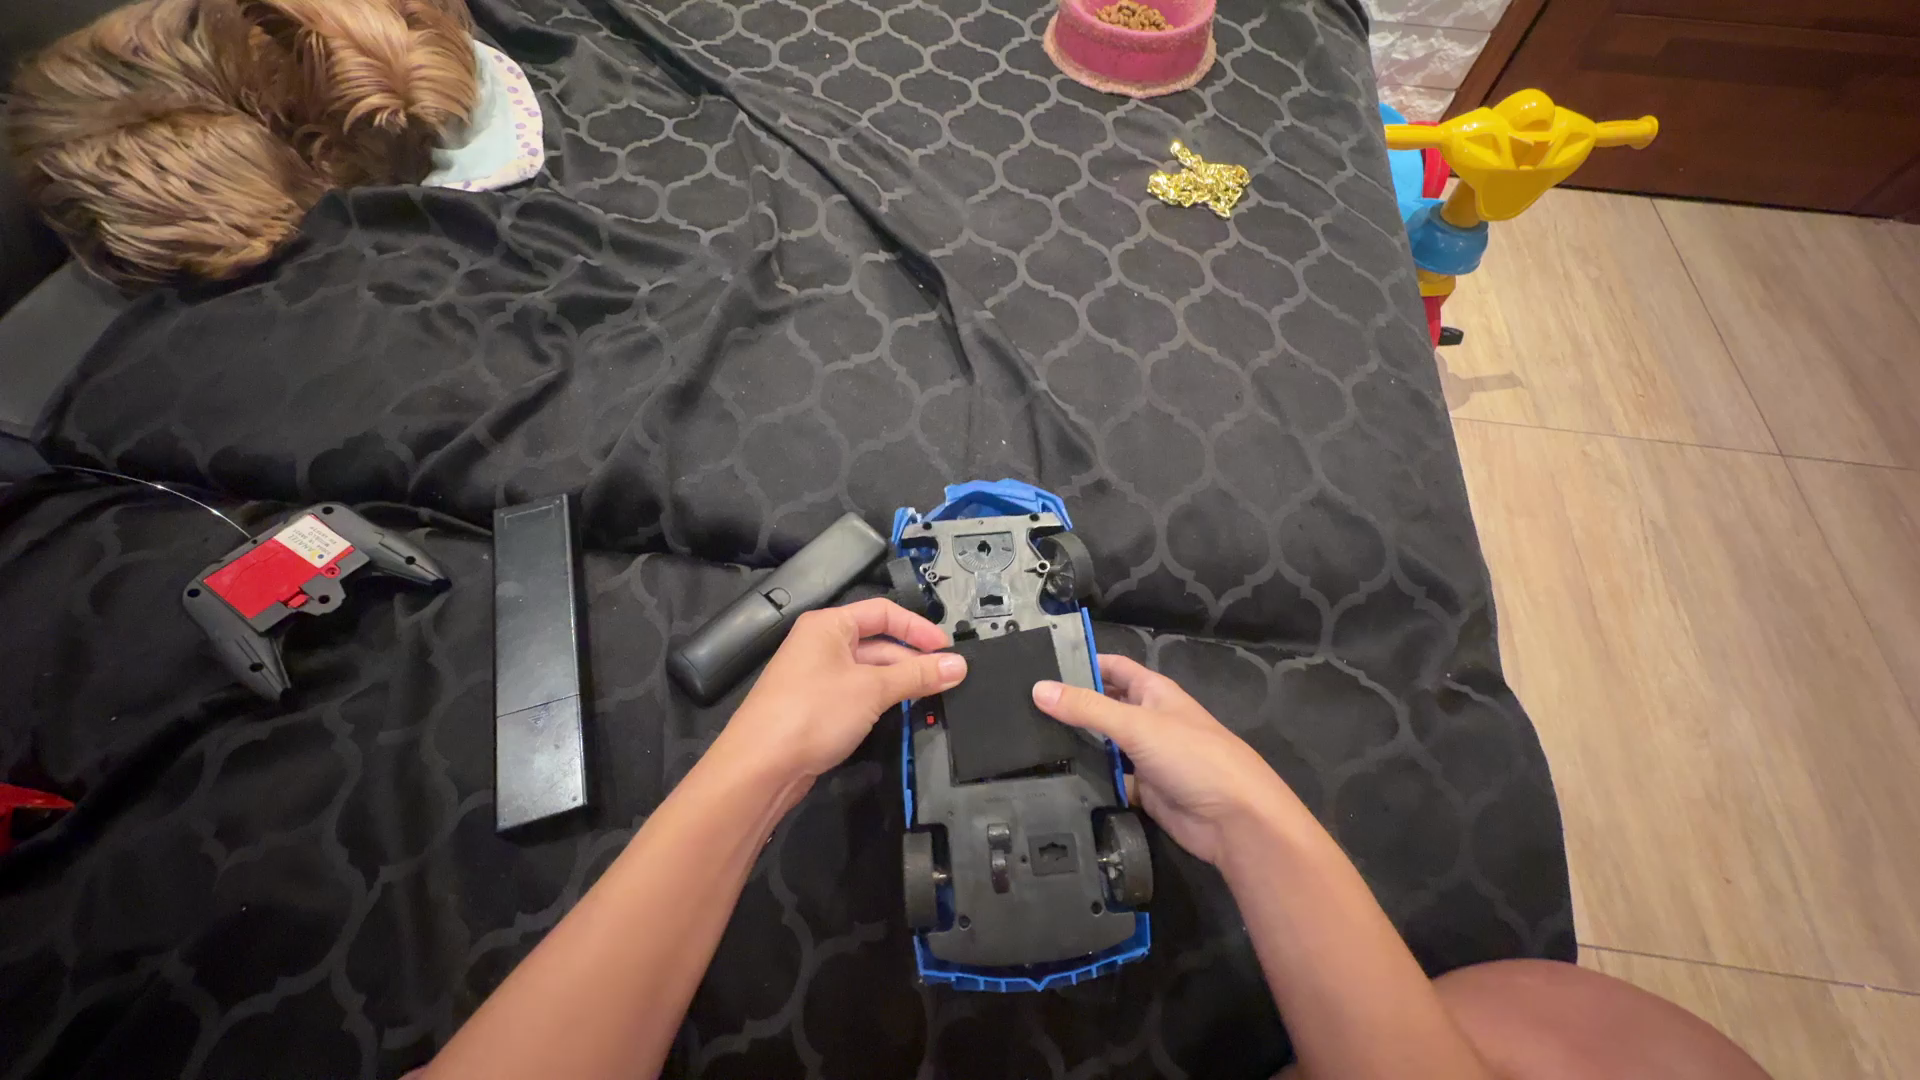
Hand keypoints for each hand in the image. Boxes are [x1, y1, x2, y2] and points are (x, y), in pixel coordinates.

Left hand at [717, 598, 967, 788]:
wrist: (759, 768)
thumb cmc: (812, 713)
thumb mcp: (872, 689)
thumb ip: (918, 676)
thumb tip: (958, 665)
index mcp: (829, 625)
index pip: (884, 612)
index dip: (918, 628)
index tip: (947, 649)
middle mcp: (821, 643)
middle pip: (878, 641)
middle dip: (913, 658)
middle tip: (948, 678)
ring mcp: (817, 676)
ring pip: (869, 669)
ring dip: (900, 680)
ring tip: (933, 695)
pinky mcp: (816, 706)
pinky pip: (857, 692)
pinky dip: (881, 697)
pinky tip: (902, 710)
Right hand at [1033, 655, 1303, 867]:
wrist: (1235, 821)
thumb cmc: (1193, 756)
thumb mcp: (1136, 724)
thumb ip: (1087, 708)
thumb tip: (1038, 689)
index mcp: (1153, 692)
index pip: (1112, 667)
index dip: (1081, 663)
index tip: (1040, 666)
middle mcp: (1148, 719)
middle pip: (1104, 706)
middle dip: (1072, 705)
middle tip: (1024, 707)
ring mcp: (1146, 756)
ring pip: (1103, 745)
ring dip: (1077, 744)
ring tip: (1030, 740)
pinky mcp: (1144, 790)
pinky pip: (1109, 779)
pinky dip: (1089, 779)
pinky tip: (1056, 778)